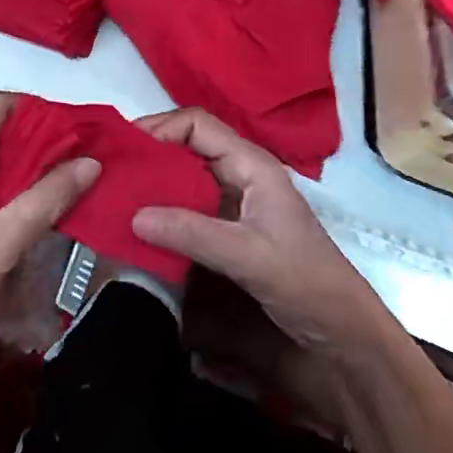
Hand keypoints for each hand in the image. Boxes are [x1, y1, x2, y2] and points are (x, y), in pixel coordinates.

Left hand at [0, 93, 100, 404]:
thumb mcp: (3, 242)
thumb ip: (49, 197)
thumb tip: (92, 161)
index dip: (37, 109)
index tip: (76, 125)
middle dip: (39, 139)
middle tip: (83, 151)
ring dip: (30, 165)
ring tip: (72, 173)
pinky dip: (14, 187)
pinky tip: (43, 200)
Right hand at [131, 108, 387, 353]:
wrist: (339, 327)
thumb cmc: (303, 279)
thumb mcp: (247, 255)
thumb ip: (192, 232)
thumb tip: (134, 213)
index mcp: (251, 163)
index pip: (198, 124)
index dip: (160, 128)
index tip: (125, 149)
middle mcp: (241, 172)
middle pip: (188, 145)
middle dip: (151, 152)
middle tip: (112, 171)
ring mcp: (235, 199)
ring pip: (187, 175)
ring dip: (155, 181)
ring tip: (118, 194)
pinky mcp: (230, 225)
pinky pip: (189, 204)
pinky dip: (164, 207)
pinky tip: (141, 224)